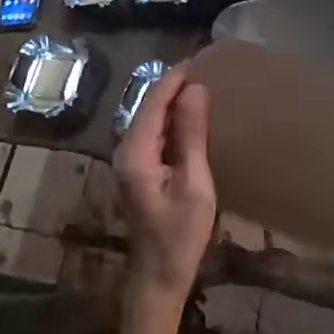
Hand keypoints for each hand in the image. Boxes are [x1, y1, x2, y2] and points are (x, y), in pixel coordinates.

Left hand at [112, 67, 217, 305]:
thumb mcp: (195, 184)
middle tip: (207, 67)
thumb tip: (196, 90)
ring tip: (204, 84)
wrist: (160, 276)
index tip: (201, 58)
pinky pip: (154, 134)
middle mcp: (126, 152)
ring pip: (151, 119)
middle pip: (148, 107)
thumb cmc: (180, 235)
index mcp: (136, 153)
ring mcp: (130, 162)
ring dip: (174, 101)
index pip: (154, 103)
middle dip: (174, 85)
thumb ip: (192, 135)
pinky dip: (173, 120)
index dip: (175, 78)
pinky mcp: (139, 171)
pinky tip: (193, 116)